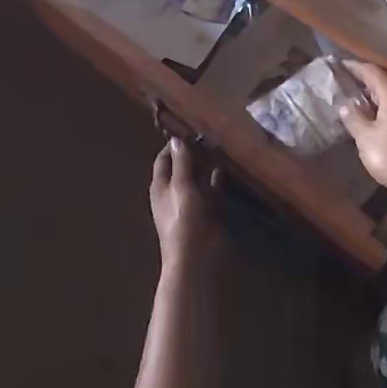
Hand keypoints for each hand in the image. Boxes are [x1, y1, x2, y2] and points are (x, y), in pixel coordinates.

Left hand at [149, 137, 221, 267]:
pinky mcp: (207, 213)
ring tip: (219, 148)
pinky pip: (211, 193)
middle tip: (208, 136)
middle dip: (192, 154)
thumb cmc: (183, 219)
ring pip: (197, 180)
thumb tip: (176, 139)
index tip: (188, 130)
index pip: (164, 159)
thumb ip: (181, 163)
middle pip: (181, 168)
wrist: (196, 256)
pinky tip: (225, 171)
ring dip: (205, 166)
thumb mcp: (181, 187)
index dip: (173, 146)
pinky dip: (216, 182)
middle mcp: (173, 193)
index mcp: (161, 186)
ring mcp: (190, 203)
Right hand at [337, 60, 386, 197]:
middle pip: (379, 80)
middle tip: (335, 80)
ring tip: (344, 97)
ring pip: (385, 95)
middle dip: (357, 79)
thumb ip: (353, 118)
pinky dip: (375, 107)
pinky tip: (362, 115)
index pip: (370, 70)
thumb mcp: (366, 138)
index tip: (332, 65)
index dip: (351, 66)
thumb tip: (344, 104)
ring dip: (366, 94)